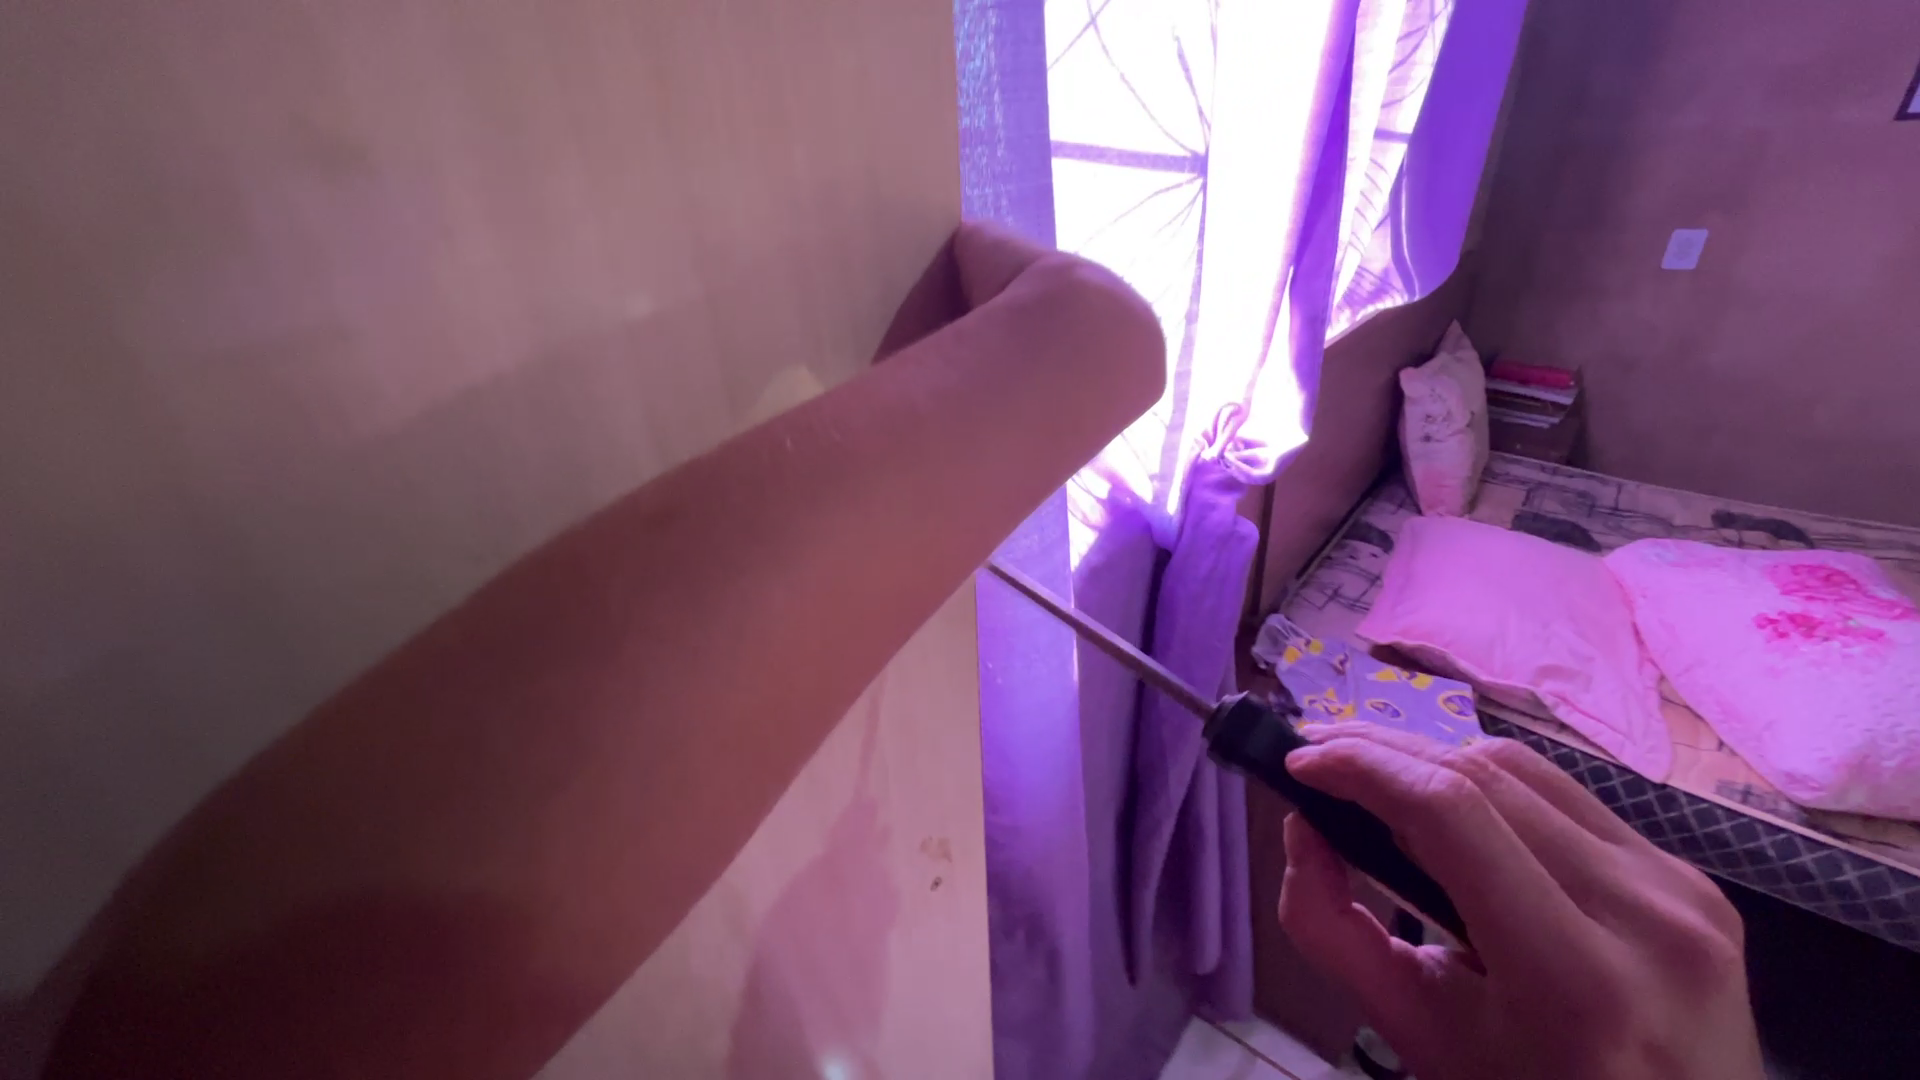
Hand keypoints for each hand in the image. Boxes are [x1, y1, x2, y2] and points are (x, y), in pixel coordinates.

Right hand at [1278, 723, 1763, 1079]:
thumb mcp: (1410, 1027)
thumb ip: (1329, 928)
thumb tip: (1302, 825)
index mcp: (1578, 979)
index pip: (1452, 814)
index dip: (1363, 766)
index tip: (1298, 762)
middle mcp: (1646, 914)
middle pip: (1481, 774)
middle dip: (1379, 748)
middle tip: (1314, 753)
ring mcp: (1681, 888)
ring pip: (1517, 768)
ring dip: (1426, 758)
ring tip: (1369, 776)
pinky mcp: (1687, 874)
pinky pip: (1557, 793)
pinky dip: (1481, 785)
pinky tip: (1446, 809)